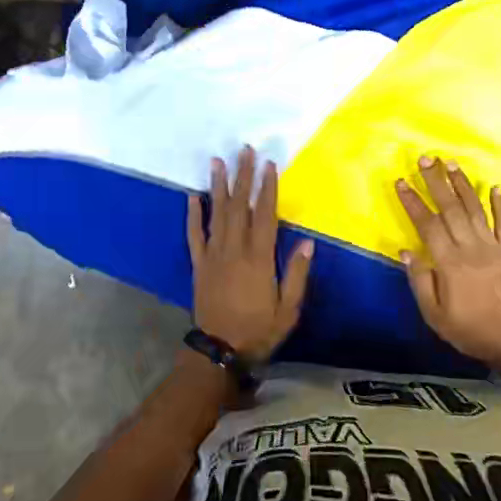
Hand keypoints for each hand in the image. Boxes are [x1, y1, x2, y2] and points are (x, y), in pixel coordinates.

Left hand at [187, 147, 313, 362]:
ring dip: (217, 186)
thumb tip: (308, 242)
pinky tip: (192, 196)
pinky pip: (194, 235)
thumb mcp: (289, 309)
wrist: (219, 349)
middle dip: (243, 176)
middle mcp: (234, 250)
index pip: (265, 215)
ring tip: (217, 162)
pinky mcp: (198, 264)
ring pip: (216, 214)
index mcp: (259, 259)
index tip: (270, 165)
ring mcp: (213, 255)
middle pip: (239, 206)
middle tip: (244, 151)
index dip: (268, 188)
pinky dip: (192, 214)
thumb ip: (297, 274)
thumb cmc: (260, 330)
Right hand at [396, 155, 500, 364]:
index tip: (401, 182)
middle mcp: (471, 248)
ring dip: (462, 184)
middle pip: (450, 208)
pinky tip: (495, 186)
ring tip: (451, 163)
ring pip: (475, 209)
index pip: (427, 225)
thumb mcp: (434, 313)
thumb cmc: (468, 329)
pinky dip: (500, 204)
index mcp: (449, 263)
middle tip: (425, 159)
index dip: (413, 202)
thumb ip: (419, 280)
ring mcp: (493, 248)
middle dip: (435, 181)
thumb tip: (406, 250)